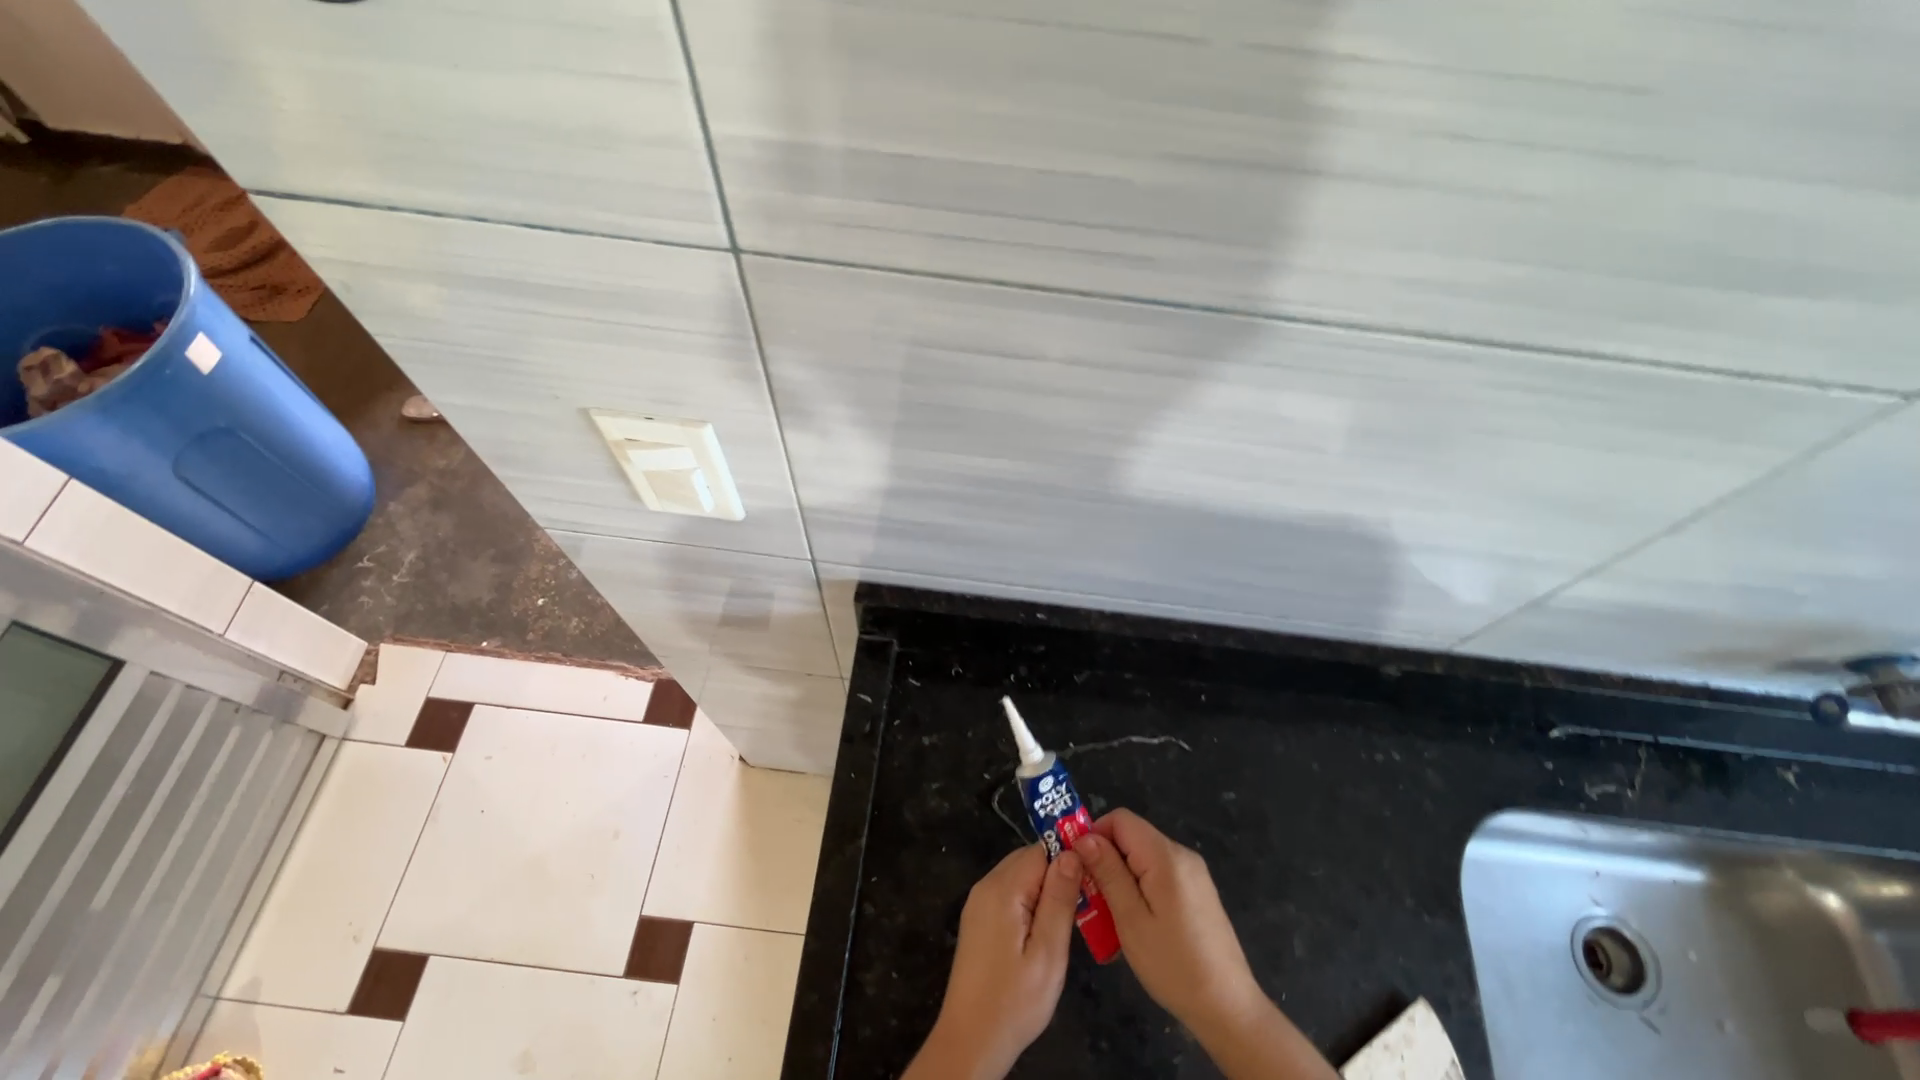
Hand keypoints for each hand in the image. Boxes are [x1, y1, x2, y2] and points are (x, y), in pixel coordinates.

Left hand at [903, 844, 1084, 1079]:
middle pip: (1028, 860)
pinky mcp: (978, 920)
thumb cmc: (1015, 1000)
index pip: (1040, 851)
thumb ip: (1059, 899)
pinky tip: (1042, 933)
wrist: (971, 1038)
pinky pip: (1009, 894)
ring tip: (1064, 924)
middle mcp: (985, 887)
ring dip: (1044, 891)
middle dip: (1057, 875)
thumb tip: (1071, 853)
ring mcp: (978, 903)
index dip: (1068, 862)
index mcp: (1002, 890)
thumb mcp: (1048, 952)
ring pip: (1019, 877)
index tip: (1091, 884)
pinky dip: (1029, 903)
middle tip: (1082, 908)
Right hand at [1076, 810, 1336, 1079]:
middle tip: (1087, 897)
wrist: (1227, 1005)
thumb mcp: (1130, 919)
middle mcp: (1182, 857)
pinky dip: (1138, 890)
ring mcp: (1193, 876)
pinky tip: (1132, 923)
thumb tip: (1085, 837)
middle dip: (1104, 860)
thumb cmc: (1173, 964)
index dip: (1093, 834)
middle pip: (1132, 838)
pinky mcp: (1197, 894)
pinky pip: (1158, 877)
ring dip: (1119, 878)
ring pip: (1143, 859)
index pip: (1121, 819)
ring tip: (1106, 916)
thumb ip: (1108, 873)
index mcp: (1166, 857)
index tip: (1076, 866)